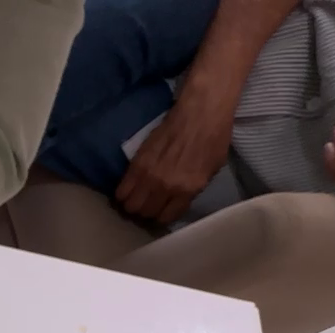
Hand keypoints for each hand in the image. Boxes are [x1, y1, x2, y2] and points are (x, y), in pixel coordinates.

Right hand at [116, 93, 235, 224]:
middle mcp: (166, 187)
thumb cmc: (213, 137)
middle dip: (146, 210)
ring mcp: (148, 178)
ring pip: (129, 206)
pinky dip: (123, 194)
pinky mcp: (135, 167)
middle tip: (148, 202)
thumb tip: (177, 200)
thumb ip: (192, 188)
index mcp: (188, 188)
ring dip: (133, 204)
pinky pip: (121, 192)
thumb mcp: (212, 168)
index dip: (163, 215)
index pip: (166, 217)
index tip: (162, 210)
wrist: (201, 112)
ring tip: (138, 196)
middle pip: (145, 212)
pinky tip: (130, 188)